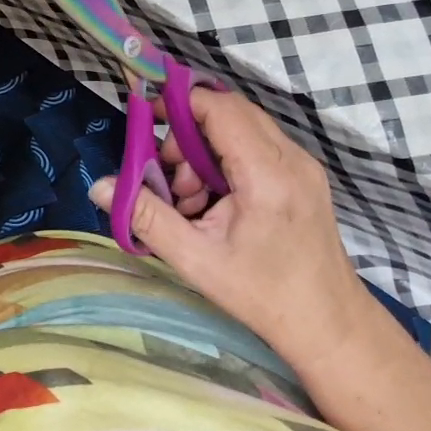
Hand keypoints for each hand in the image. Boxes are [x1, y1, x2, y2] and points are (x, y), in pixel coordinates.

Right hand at [90, 88, 373, 358]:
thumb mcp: (196, 259)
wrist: (331, 327)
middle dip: (188, 132)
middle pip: (229, 111)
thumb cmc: (263, 295)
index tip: (146, 120)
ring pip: (241, 127)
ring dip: (205, 148)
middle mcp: (291, 159)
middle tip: (169, 174)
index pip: (219, 108)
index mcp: (268, 175)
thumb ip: (146, 216)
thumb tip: (99, 187)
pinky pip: (255, 146)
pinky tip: (214, 202)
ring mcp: (302, 166)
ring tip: (192, 197)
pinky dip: (225, 160)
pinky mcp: (303, 177)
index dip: (179, 103)